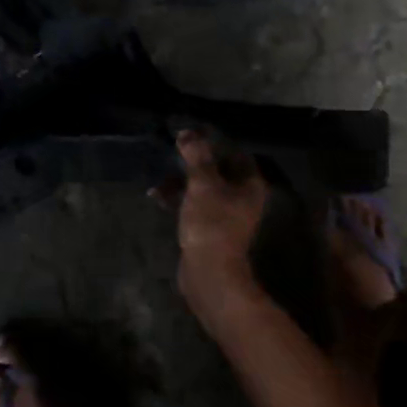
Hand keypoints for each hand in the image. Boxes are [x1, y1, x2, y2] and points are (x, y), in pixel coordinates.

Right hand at [173, 131, 268, 327]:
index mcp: (250, 184)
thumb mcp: (203, 184)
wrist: (209, 273)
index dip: (215, 141)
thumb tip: (187, 132)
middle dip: (195, 161)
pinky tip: (156, 195)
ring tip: (159, 175)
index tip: (192, 133)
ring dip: (182, 180)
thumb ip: (196, 157)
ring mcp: (226, 215)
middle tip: (173, 150)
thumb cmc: (211, 223)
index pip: (235, 153)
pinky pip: (194, 206)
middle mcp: (242, 197)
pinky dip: (178, 199)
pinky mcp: (209, 229)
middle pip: (218, 170)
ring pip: (204, 188)